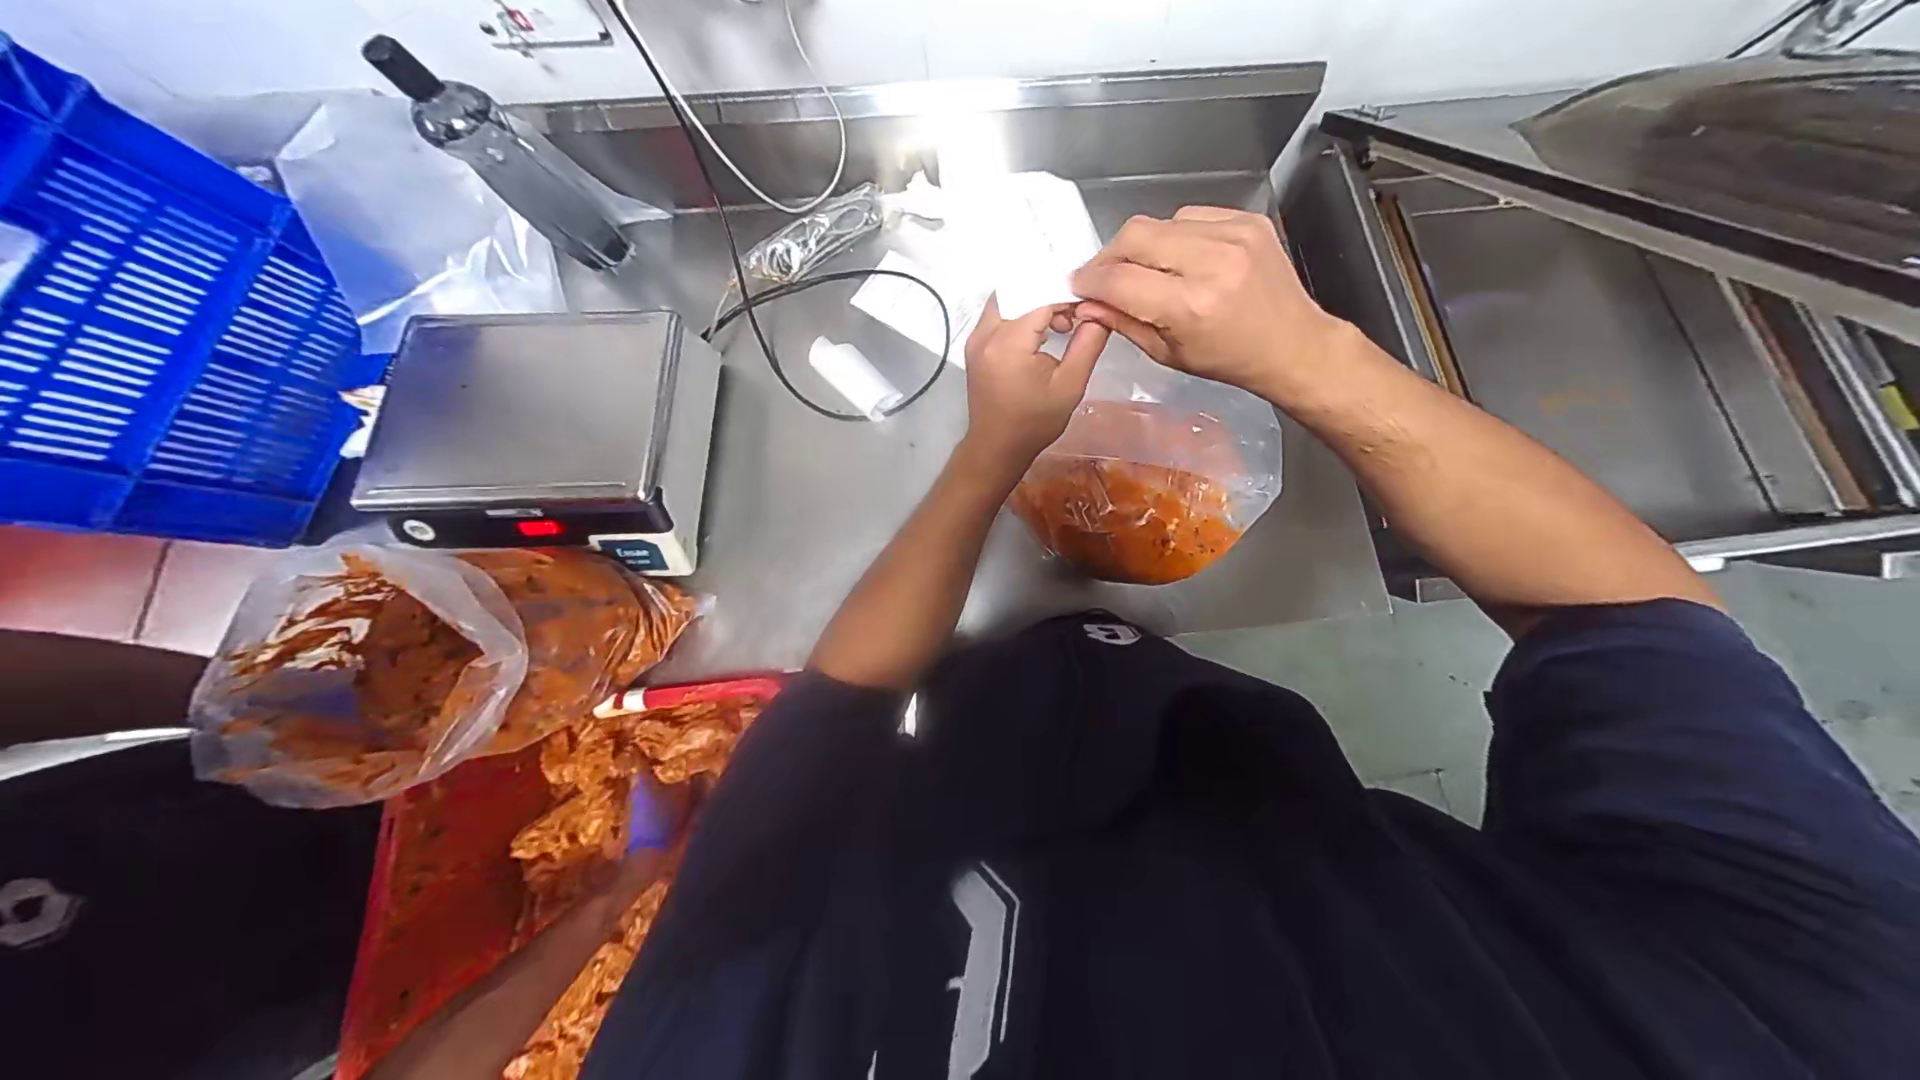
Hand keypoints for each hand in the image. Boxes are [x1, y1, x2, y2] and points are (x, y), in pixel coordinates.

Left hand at [962, 295, 1109, 469]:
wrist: (997, 447)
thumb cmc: (1034, 422)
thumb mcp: (1070, 385)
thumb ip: (1088, 343)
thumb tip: (1100, 311)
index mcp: (1008, 342)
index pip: (1041, 295)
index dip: (1069, 294)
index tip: (1090, 307)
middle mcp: (986, 333)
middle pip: (1021, 288)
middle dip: (1051, 292)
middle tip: (1075, 314)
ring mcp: (977, 337)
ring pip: (1008, 296)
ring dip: (1036, 300)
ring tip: (1061, 324)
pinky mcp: (976, 344)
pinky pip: (1000, 311)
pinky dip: (1022, 311)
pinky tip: (1042, 332)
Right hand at [1069, 206, 1351, 402]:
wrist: (1291, 343)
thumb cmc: (1228, 358)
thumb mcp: (1167, 353)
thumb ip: (1123, 322)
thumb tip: (1088, 303)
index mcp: (1191, 306)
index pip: (1120, 280)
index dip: (1090, 282)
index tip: (1077, 286)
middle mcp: (1213, 263)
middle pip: (1134, 237)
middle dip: (1108, 256)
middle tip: (1101, 275)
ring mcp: (1234, 236)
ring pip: (1159, 222)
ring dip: (1141, 245)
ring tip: (1143, 269)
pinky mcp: (1247, 221)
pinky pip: (1190, 216)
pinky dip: (1173, 235)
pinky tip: (1178, 257)